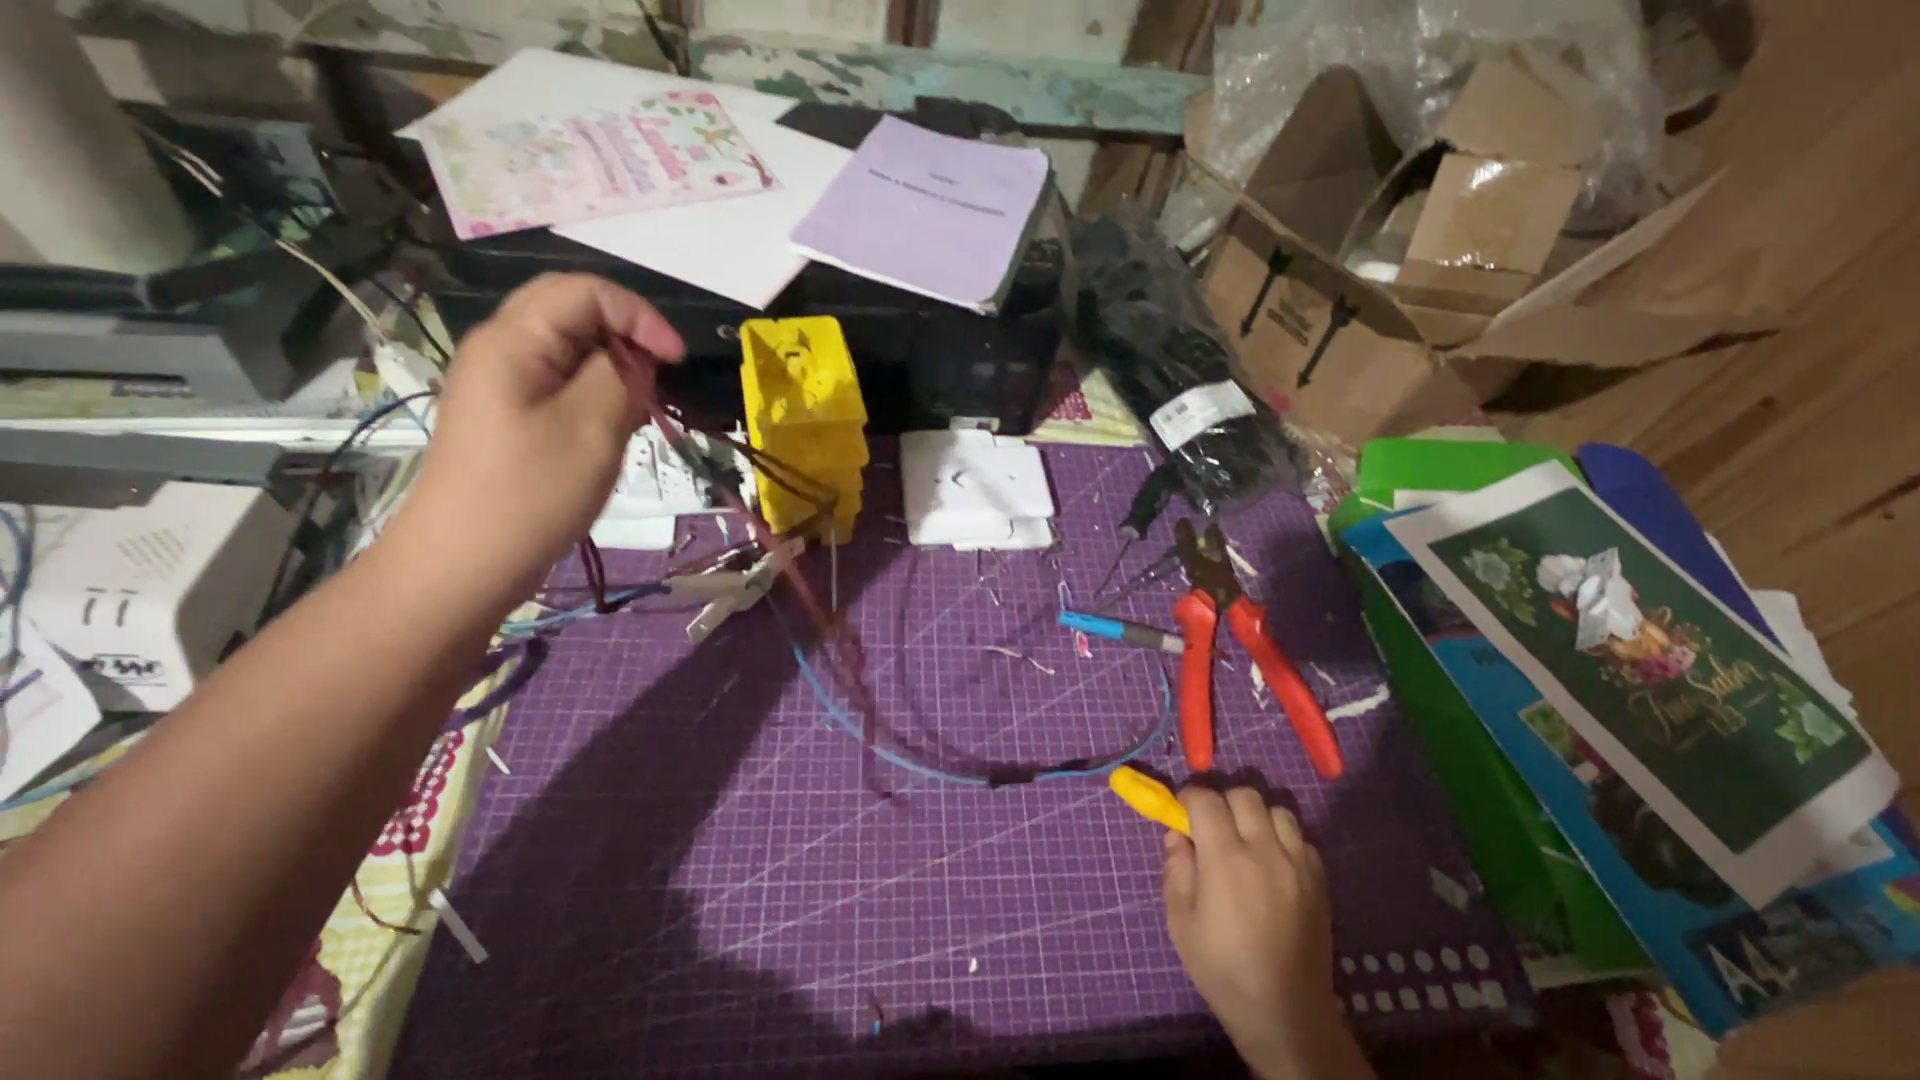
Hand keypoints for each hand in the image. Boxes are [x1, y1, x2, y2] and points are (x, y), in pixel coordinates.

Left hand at [388, 274, 684, 596]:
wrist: (463, 563)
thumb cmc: (531, 493)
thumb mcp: (592, 428)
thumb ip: (623, 376)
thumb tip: (638, 357)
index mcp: (513, 339)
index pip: (585, 290)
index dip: (639, 314)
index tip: (676, 360)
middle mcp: (499, 348)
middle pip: (571, 311)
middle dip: (626, 335)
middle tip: (658, 378)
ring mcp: (498, 382)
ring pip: (567, 347)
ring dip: (612, 365)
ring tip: (638, 406)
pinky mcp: (505, 414)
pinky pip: (557, 379)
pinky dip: (594, 390)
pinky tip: (611, 425)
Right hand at [1163, 787, 1370, 1079]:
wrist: (1284, 1009)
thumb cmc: (1221, 967)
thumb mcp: (1180, 921)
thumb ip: (1176, 869)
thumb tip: (1177, 835)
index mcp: (1226, 859)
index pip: (1207, 800)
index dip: (1189, 797)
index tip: (1181, 809)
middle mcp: (1266, 850)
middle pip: (1245, 795)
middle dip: (1223, 801)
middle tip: (1211, 825)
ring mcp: (1298, 863)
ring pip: (1278, 810)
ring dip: (1256, 816)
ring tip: (1245, 840)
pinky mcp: (1319, 879)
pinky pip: (1301, 838)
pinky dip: (1283, 838)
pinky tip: (1272, 863)